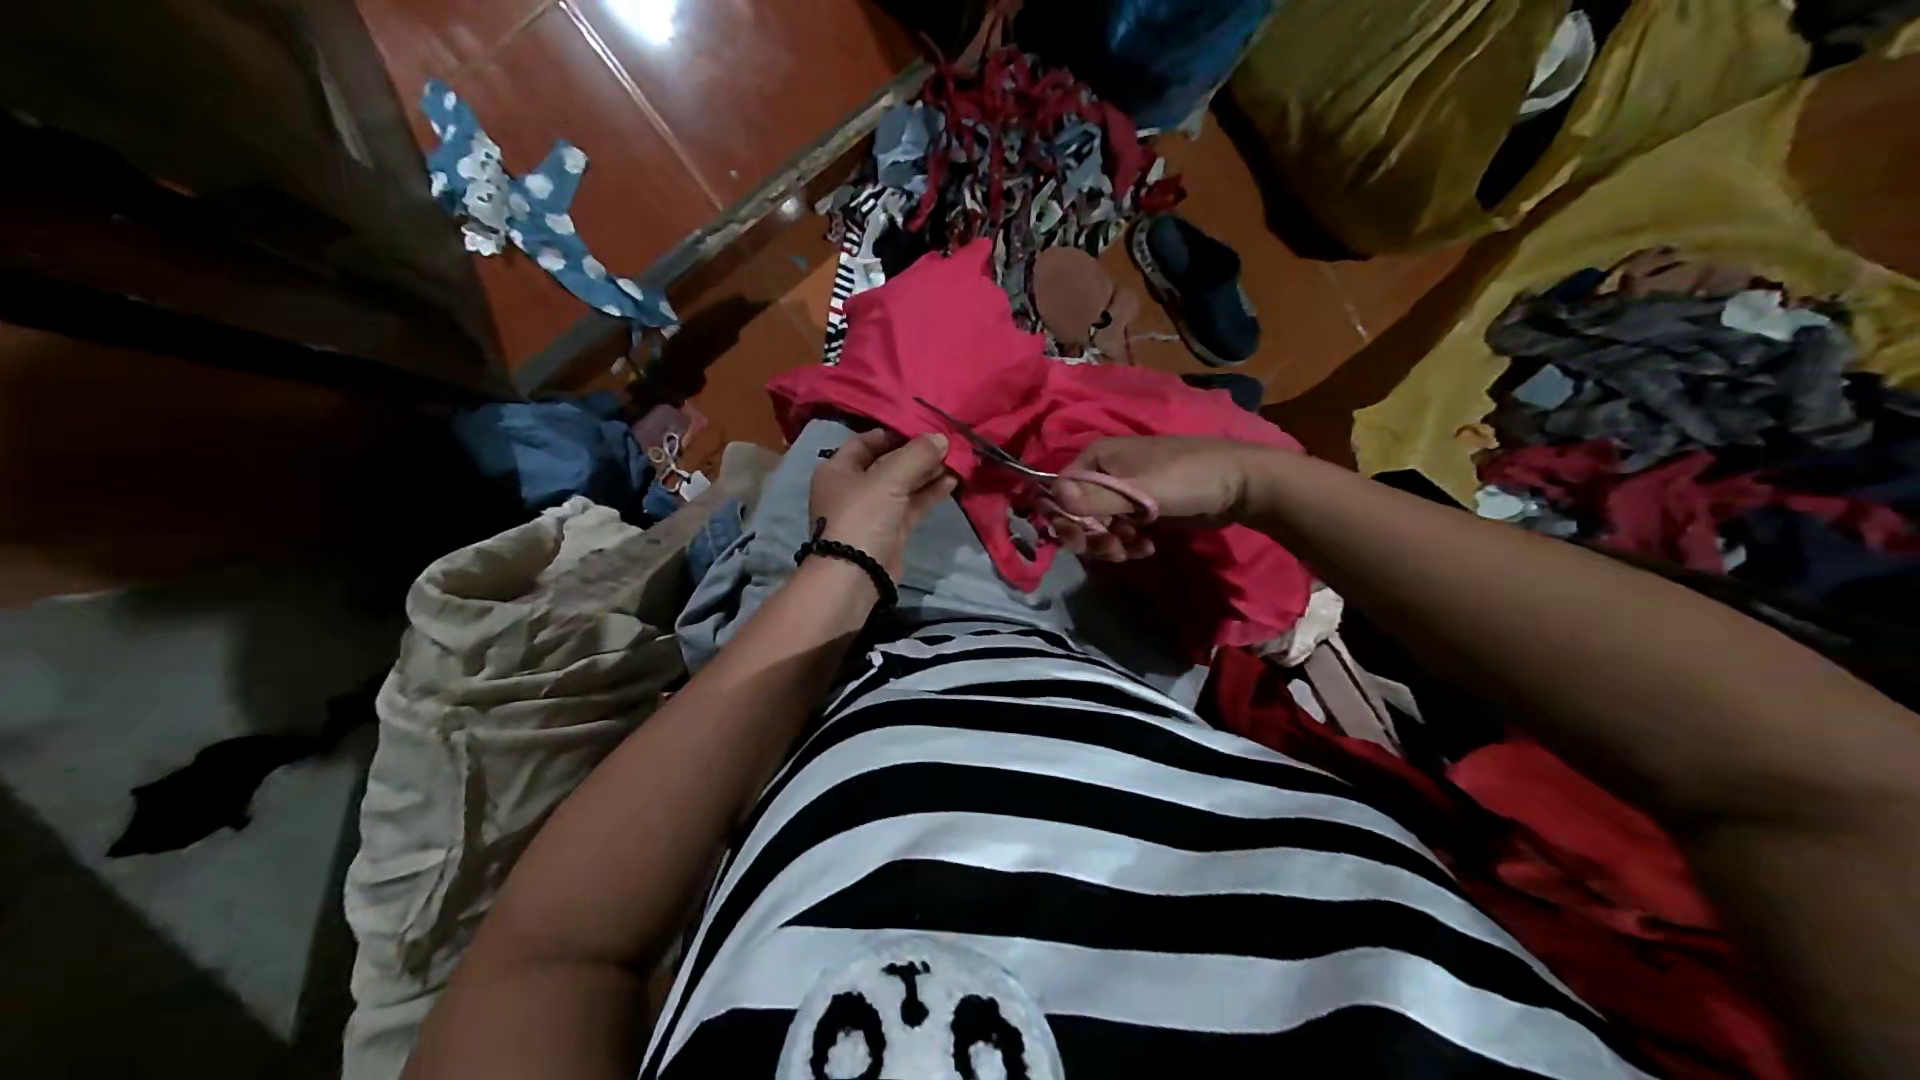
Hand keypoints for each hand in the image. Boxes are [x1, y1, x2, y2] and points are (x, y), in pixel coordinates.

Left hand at [809, 429, 957, 578]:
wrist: (856, 576)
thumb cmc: (862, 517)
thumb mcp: (888, 479)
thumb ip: (917, 455)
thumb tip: (942, 437)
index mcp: (837, 470)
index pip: (865, 442)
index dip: (893, 433)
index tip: (922, 427)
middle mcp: (853, 487)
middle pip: (888, 462)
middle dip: (916, 453)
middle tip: (946, 443)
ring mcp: (872, 510)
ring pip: (903, 484)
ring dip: (927, 472)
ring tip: (955, 460)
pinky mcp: (890, 530)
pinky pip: (912, 504)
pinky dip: (930, 493)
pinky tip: (951, 481)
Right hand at [1049, 436, 1278, 561]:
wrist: (1240, 484)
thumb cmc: (1186, 478)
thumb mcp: (1139, 489)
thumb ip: (1095, 496)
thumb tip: (1052, 497)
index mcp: (1098, 457)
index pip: (1061, 490)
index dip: (1064, 518)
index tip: (1077, 541)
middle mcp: (1106, 472)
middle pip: (1077, 510)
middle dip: (1090, 536)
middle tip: (1110, 551)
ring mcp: (1125, 491)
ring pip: (1099, 524)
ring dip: (1110, 543)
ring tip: (1132, 551)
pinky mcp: (1142, 509)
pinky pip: (1120, 530)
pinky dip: (1128, 543)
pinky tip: (1146, 548)